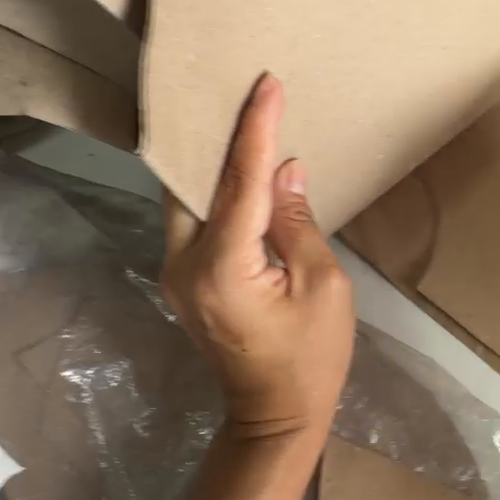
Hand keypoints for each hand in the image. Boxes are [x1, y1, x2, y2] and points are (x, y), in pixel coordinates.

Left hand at [163, 74, 355, 441]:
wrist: (276, 414)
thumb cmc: (312, 355)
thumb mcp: (322, 286)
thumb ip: (298, 224)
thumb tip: (285, 172)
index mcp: (222, 267)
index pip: (239, 182)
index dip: (255, 130)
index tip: (266, 85)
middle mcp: (183, 265)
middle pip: (190, 184)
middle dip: (215, 138)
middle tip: (244, 96)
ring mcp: (176, 274)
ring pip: (185, 200)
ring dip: (212, 164)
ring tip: (242, 125)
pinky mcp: (184, 281)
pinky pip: (193, 221)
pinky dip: (214, 192)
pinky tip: (238, 175)